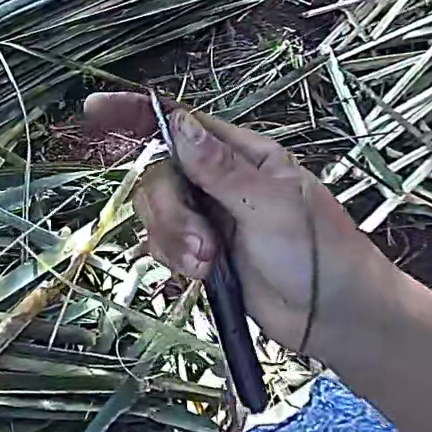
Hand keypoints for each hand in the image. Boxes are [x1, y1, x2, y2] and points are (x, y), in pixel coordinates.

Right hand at [85, 93, 394, 357]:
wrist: (337, 321)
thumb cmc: (320, 253)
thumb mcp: (272, 206)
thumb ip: (219, 169)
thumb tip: (177, 123)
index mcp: (241, 155)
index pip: (181, 122)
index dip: (136, 112)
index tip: (94, 109)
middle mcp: (218, 180)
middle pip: (160, 175)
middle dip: (171, 212)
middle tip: (202, 246)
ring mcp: (207, 217)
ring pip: (156, 212)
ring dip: (174, 240)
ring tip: (208, 266)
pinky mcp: (200, 252)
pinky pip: (163, 243)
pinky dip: (174, 259)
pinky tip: (203, 276)